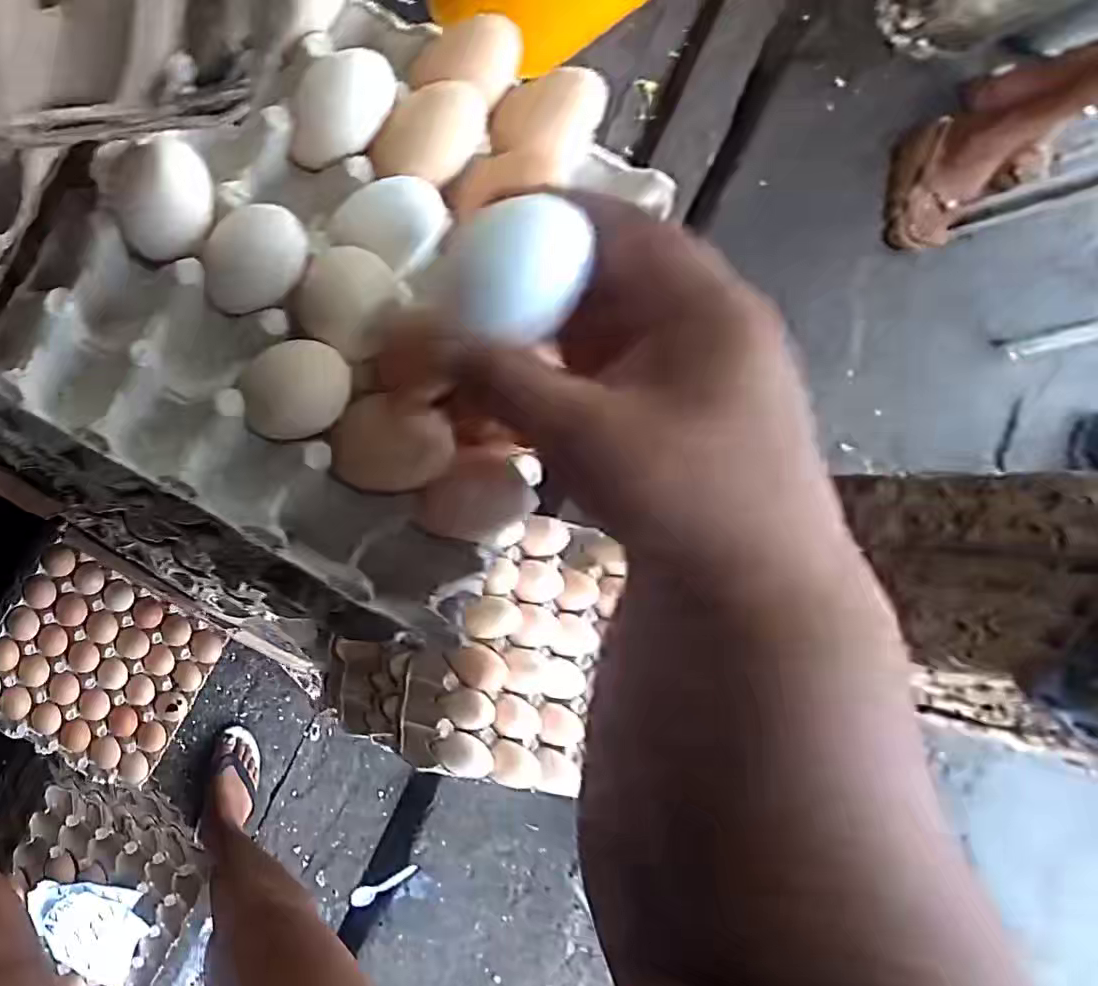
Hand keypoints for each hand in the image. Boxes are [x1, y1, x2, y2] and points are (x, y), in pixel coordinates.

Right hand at [432, 195, 848, 580]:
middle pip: (601, 277)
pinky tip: (499, 397)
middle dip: (526, 278)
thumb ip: (501, 379)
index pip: (621, 228)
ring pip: (591, 330)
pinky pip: (588, 375)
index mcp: (699, 305)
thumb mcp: (581, 431)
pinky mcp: (655, 412)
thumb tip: (427, 342)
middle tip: (459, 288)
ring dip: (529, 334)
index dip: (551, 212)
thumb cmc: (682, 494)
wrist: (749, 583)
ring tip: (467, 341)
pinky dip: (540, 377)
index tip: (481, 218)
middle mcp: (692, 327)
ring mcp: (675, 373)